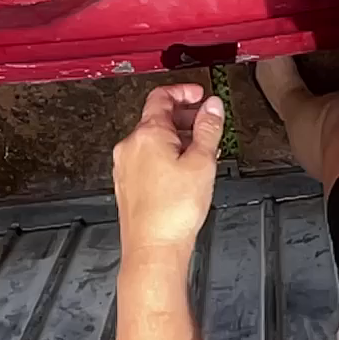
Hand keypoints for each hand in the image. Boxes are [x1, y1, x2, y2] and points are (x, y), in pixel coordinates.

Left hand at [113, 84, 225, 255]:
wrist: (154, 247)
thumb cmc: (174, 211)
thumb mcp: (202, 162)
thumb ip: (208, 128)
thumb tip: (212, 105)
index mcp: (147, 134)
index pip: (162, 96)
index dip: (184, 91)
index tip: (200, 94)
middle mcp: (130, 146)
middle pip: (157, 118)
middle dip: (185, 117)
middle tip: (207, 122)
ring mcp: (126, 166)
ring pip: (153, 140)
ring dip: (177, 138)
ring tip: (202, 150)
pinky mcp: (127, 184)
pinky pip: (148, 158)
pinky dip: (167, 155)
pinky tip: (185, 171)